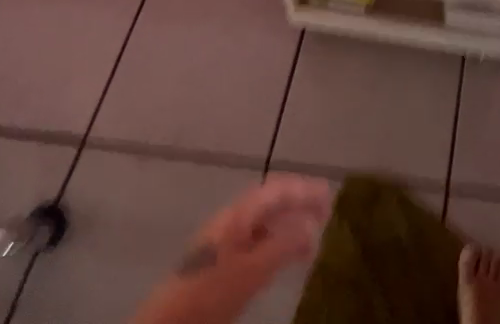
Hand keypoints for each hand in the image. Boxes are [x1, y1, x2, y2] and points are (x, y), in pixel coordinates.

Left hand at [131, 175, 332, 323]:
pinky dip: (276, 241)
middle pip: (269, 202)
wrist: (170, 322)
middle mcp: (231, 221)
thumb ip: (284, 244)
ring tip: (311, 237)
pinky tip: (284, 257)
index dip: (304, 189)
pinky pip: (256, 240)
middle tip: (324, 213)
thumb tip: (311, 225)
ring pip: (263, 222)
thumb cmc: (212, 292)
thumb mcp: (253, 270)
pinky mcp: (220, 261)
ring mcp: (224, 240)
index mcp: (238, 215)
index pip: (276, 189)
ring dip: (288, 223)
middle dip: (298, 203)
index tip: (329, 196)